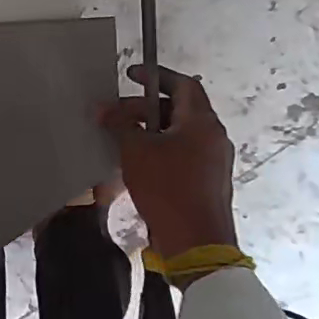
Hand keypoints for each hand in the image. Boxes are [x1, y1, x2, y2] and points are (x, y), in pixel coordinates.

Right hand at [100, 64, 236, 264]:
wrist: (196, 243)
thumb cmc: (167, 188)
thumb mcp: (136, 151)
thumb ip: (119, 124)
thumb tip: (103, 109)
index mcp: (202, 123)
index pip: (183, 85)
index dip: (156, 76)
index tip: (131, 75)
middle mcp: (214, 137)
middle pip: (179, 108)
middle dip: (144, 107)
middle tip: (115, 113)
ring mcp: (214, 160)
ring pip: (179, 131)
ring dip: (150, 128)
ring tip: (121, 135)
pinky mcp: (207, 180)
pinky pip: (182, 151)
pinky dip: (159, 146)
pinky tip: (136, 158)